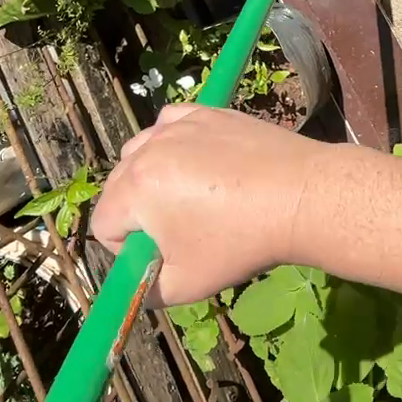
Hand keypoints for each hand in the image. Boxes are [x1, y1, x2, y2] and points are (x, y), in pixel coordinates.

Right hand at [90, 104, 339, 304]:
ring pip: (142, 149)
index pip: (103, 223)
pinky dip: (174, 139)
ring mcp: (182, 124)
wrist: (297, 194)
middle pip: (118, 184)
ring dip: (151, 174)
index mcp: (135, 188)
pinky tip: (197, 159)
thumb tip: (139, 278)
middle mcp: (151, 147)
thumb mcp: (183, 285)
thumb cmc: (239, 241)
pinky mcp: (209, 112)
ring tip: (188, 196)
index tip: (163, 252)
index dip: (126, 248)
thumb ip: (145, 289)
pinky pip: (172, 122)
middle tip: (177, 229)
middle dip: (137, 211)